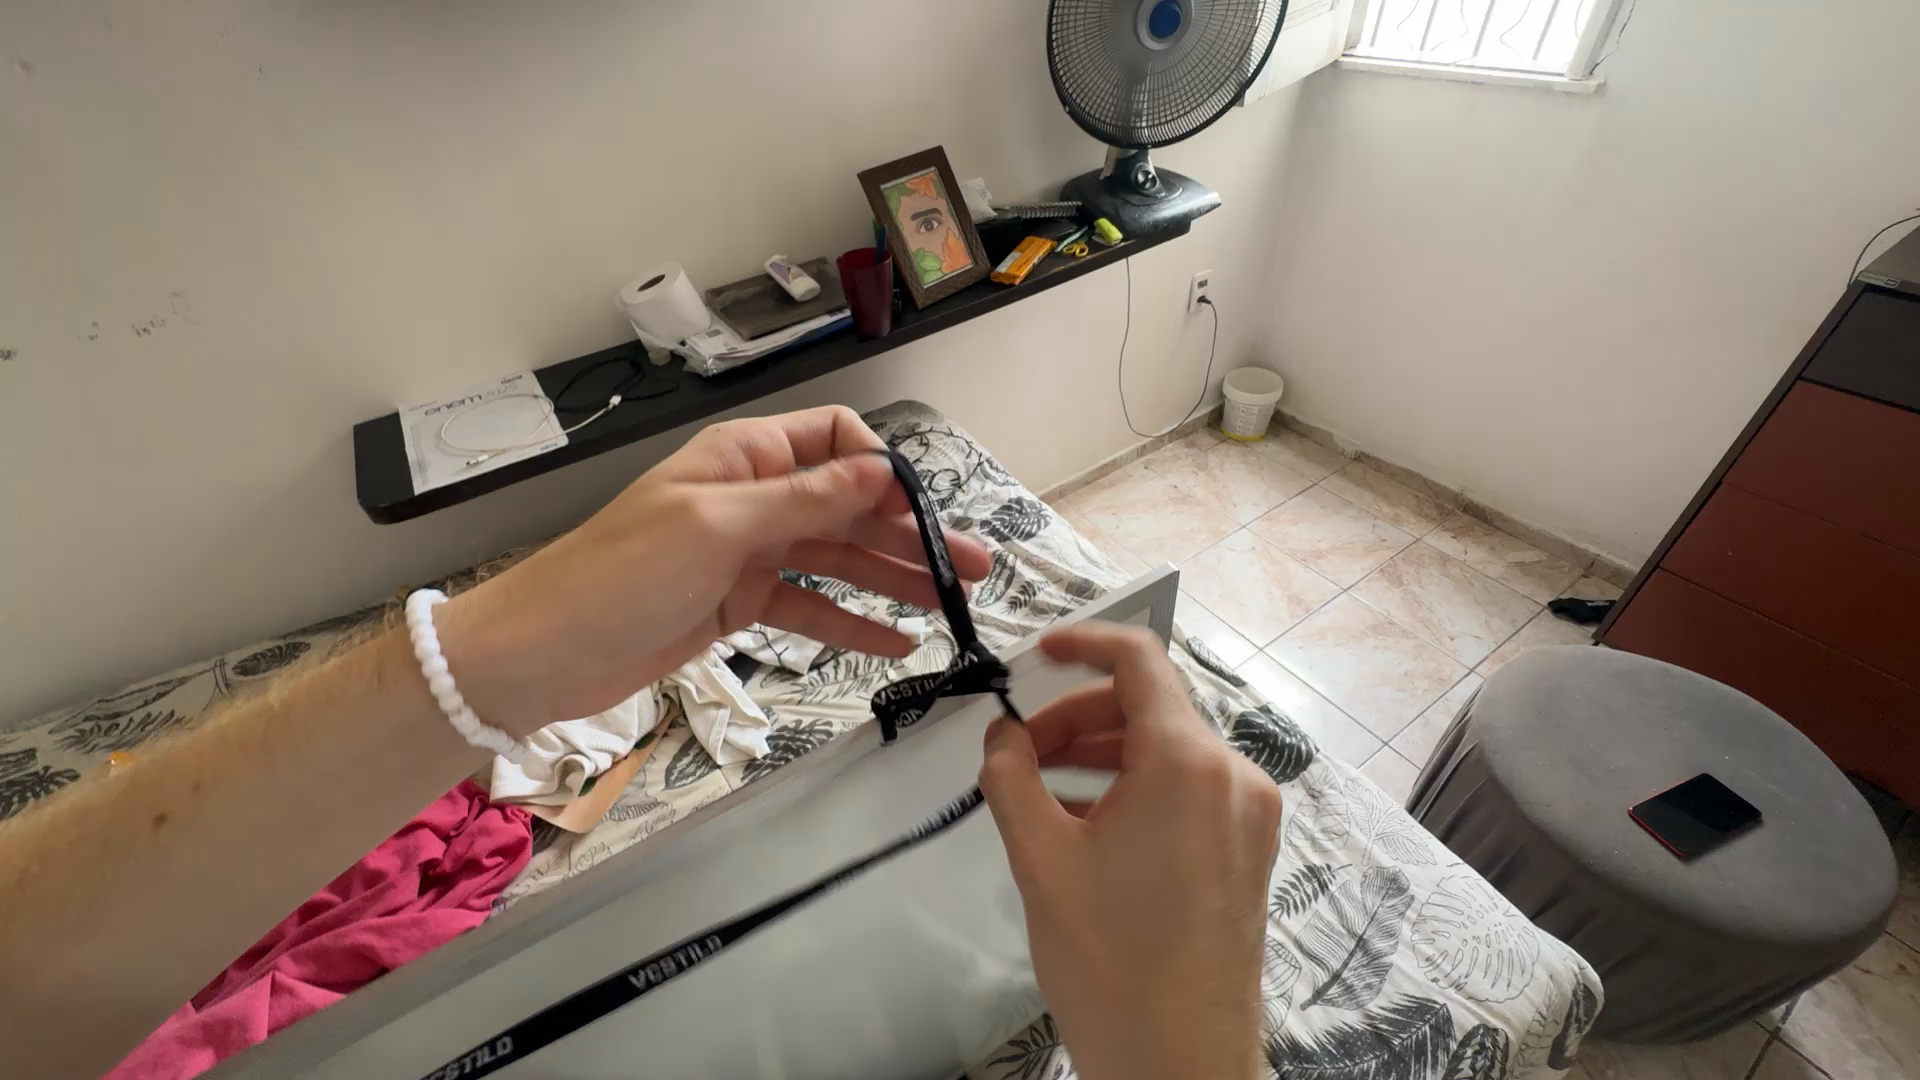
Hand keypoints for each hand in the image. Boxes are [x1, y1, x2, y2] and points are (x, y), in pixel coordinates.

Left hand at [437, 406, 991, 736]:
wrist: (541, 657)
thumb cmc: (622, 575)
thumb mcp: (718, 527)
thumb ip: (806, 499)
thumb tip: (885, 469)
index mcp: (748, 458)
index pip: (837, 443)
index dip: (883, 475)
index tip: (919, 516)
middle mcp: (758, 498)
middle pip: (851, 510)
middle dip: (911, 537)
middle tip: (974, 570)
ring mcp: (753, 553)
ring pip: (840, 561)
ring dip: (894, 582)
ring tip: (951, 608)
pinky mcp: (745, 602)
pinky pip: (812, 606)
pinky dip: (852, 623)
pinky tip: (897, 644)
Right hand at [979, 622, 1282, 1079]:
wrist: (1181, 1072)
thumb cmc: (1110, 962)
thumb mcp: (1040, 856)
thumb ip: (1010, 774)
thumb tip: (1004, 734)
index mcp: (1187, 763)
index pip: (1138, 660)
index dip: (1083, 643)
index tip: (1038, 654)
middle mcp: (1232, 774)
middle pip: (1146, 707)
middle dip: (1076, 718)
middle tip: (1021, 753)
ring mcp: (1248, 811)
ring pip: (1163, 748)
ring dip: (1099, 754)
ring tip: (1043, 789)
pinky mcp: (1247, 845)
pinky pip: (1184, 787)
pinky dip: (1132, 785)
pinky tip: (1085, 820)